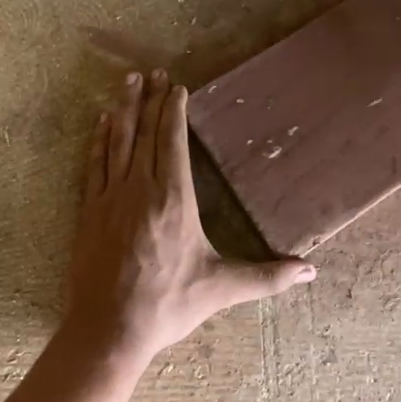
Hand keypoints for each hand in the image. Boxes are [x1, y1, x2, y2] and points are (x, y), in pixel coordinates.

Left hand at [63, 70, 316, 364]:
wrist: (108, 330)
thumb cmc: (168, 305)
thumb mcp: (222, 288)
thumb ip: (267, 276)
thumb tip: (310, 272)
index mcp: (174, 198)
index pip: (173, 141)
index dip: (175, 110)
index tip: (177, 86)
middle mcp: (140, 188)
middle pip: (145, 132)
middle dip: (150, 99)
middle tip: (153, 72)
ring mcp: (110, 198)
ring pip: (117, 141)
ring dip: (123, 109)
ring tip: (127, 82)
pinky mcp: (89, 212)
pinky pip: (94, 164)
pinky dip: (99, 140)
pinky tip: (101, 124)